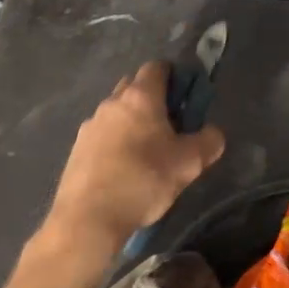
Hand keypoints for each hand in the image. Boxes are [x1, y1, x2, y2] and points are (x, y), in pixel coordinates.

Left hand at [43, 61, 225, 246]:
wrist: (87, 220)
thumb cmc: (143, 181)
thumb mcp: (189, 164)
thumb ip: (209, 141)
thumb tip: (213, 134)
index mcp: (140, 97)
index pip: (158, 67)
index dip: (174, 76)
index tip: (185, 98)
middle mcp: (112, 103)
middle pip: (134, 86)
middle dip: (152, 98)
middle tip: (169, 125)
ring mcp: (90, 126)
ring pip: (116, 112)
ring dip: (131, 122)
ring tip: (145, 152)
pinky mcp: (75, 150)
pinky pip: (101, 135)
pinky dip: (114, 142)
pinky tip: (122, 169)